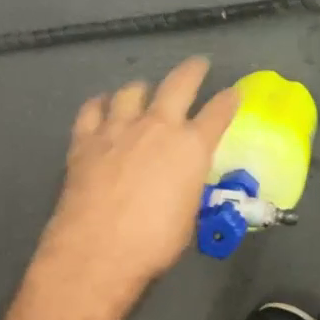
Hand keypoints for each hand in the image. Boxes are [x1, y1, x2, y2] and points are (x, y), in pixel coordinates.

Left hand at [40, 56, 240, 288]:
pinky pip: (92, 109)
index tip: (234, 92)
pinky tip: (102, 106)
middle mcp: (158, 127)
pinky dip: (100, 104)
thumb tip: (183, 181)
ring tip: (143, 92)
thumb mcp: (189, 215)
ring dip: (142, 89)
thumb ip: (189, 186)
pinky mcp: (86, 141)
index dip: (229, 99)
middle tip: (198, 65)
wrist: (95, 254)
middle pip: (180, 83)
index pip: (219, 111)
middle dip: (193, 70)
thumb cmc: (153, 244)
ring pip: (132, 90)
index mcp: (192, 146)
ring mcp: (119, 129)